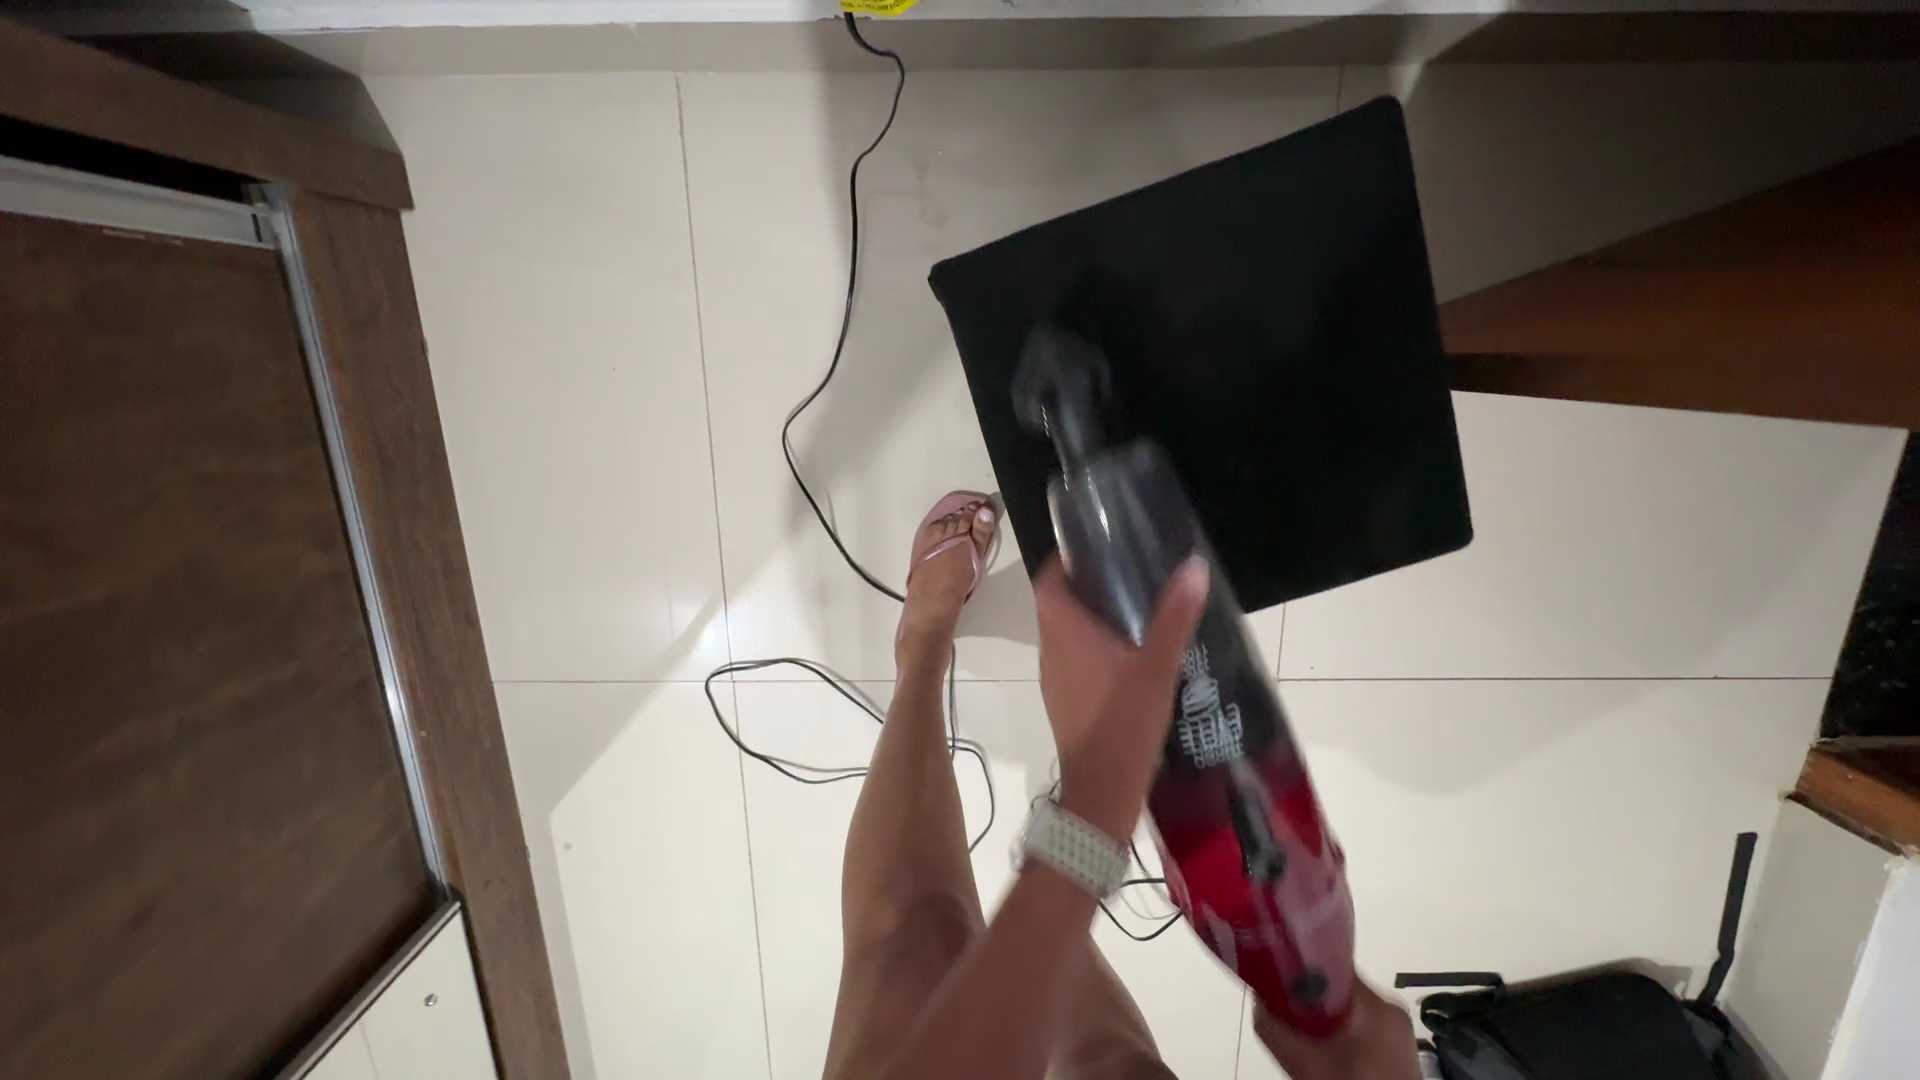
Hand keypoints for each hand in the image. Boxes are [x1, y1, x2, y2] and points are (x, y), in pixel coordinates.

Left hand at [1033, 554, 1209, 841]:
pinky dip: (1090, 647)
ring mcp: (1053, 677)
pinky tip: (1126, 654)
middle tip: (1124, 575)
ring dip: (1088, 619)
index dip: (1064, 560)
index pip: (1048, 580)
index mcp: (1064, 631)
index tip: (1095, 549)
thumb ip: (1175, 616)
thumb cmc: (1124, 722)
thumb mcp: (1157, 665)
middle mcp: (1050, 649)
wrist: (1102, 790)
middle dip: (1084, 586)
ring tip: (1131, 609)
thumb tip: (1193, 566)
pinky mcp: (1062, 700)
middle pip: (1056, 604)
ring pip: (1063, 634)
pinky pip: (1071, 659)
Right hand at [1254, 982, 1421, 1079]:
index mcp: (1376, 1005)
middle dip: (1306, 1000)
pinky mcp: (1396, 1047)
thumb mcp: (1305, 1066)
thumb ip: (1274, 1029)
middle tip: (1286, 1018)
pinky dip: (1336, 1034)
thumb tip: (1258, 1002)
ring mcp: (1396, 1030)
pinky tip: (1326, 1056)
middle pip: (1334, 987)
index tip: (1276, 981)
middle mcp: (1390, 1009)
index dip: (1297, 969)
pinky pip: (1357, 1025)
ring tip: (1306, 1042)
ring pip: (1344, 1008)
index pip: (1328, 963)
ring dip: (1320, 1020)